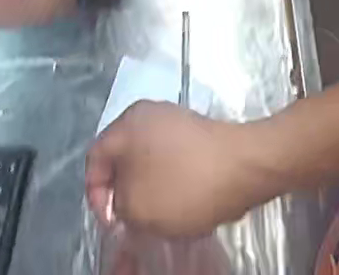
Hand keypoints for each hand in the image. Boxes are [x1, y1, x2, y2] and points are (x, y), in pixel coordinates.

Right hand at [86, 103, 271, 237]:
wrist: (244, 166)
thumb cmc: (183, 184)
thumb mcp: (134, 207)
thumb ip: (116, 204)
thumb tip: (123, 199)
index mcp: (129, 122)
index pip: (94, 160)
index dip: (96, 196)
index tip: (112, 222)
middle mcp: (152, 113)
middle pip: (122, 160)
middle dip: (123, 195)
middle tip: (130, 224)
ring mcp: (177, 121)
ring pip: (149, 164)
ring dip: (147, 193)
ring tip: (154, 221)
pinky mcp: (197, 133)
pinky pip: (172, 162)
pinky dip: (170, 185)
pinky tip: (178, 207)